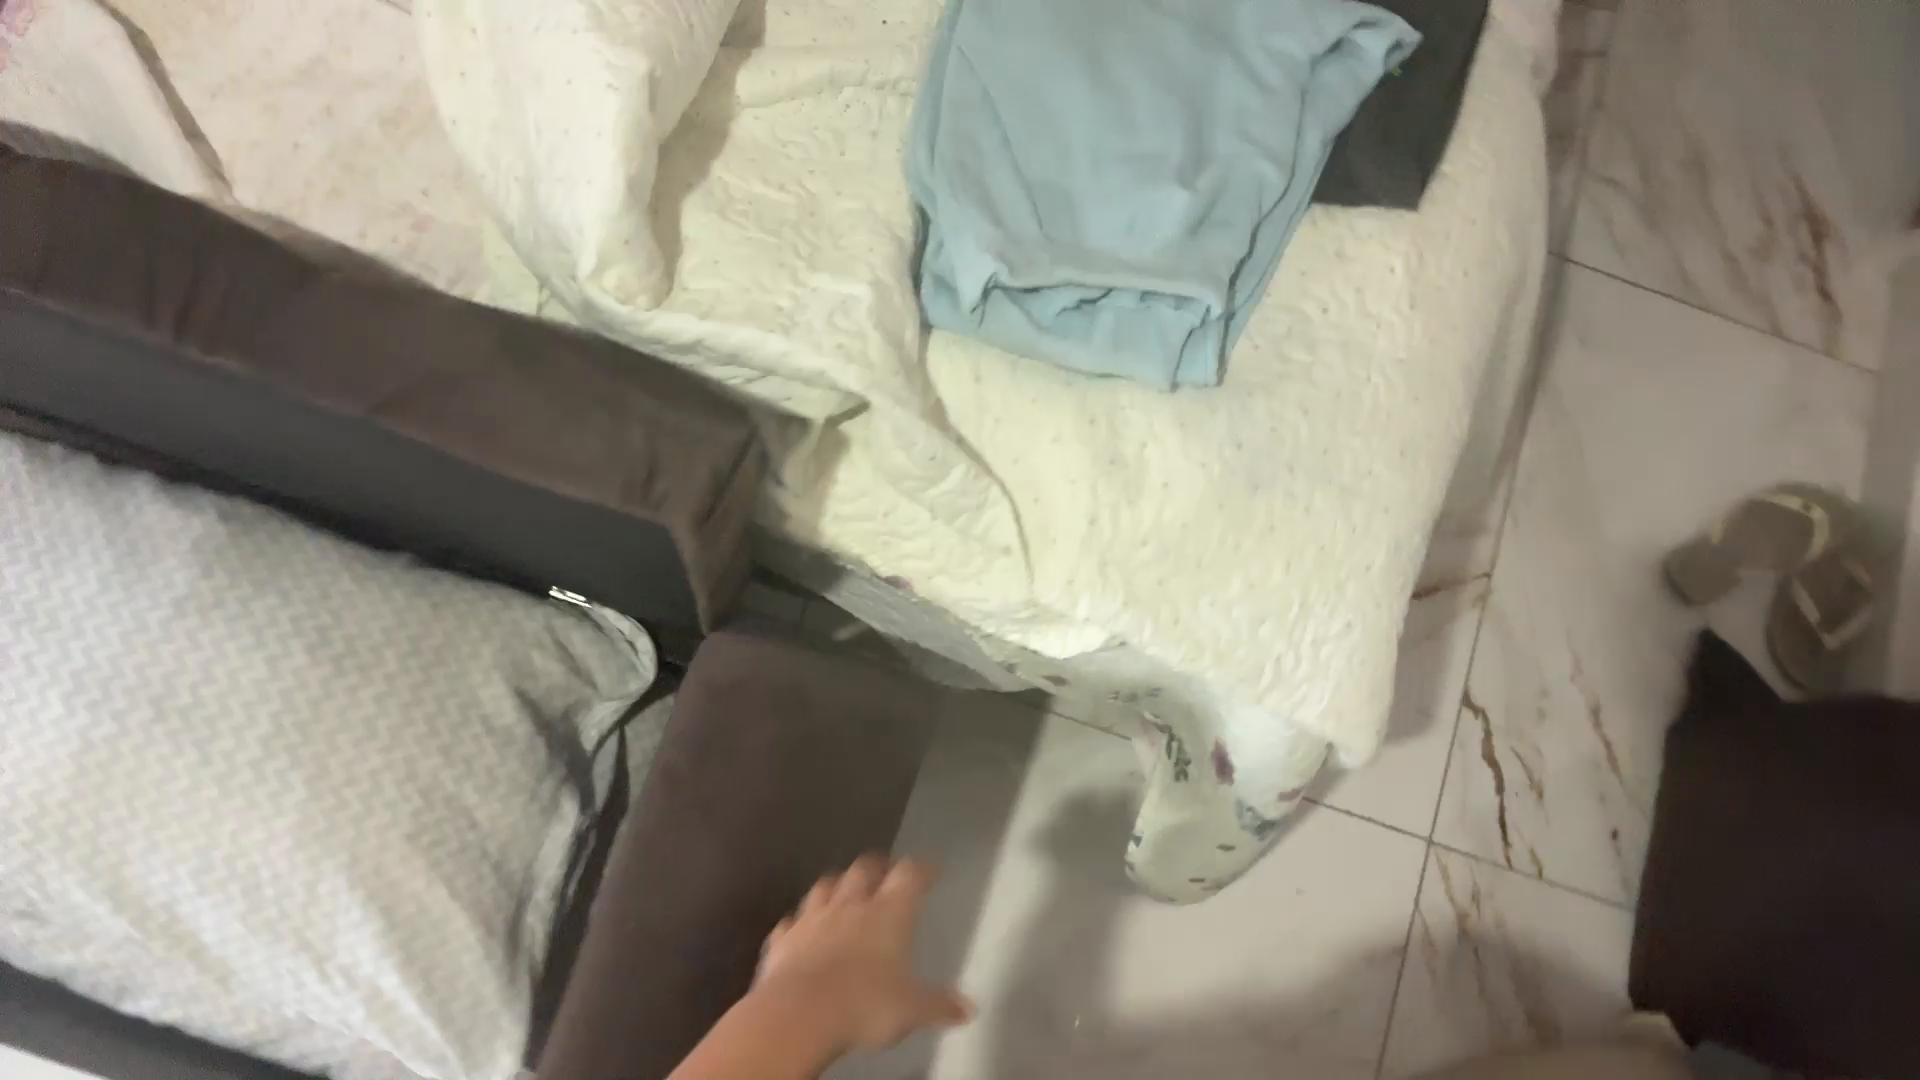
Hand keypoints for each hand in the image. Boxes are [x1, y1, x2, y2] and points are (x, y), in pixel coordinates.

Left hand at [753, 856, 973, 1051]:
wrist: (800, 1014)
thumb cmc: (865, 1005)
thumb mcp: (911, 1009)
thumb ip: (938, 1004)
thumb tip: (968, 1008)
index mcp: (889, 912)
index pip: (909, 876)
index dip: (921, 869)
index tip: (931, 868)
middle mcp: (851, 904)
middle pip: (864, 869)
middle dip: (876, 867)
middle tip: (884, 871)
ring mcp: (813, 918)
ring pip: (825, 887)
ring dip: (835, 886)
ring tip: (842, 891)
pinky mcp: (783, 940)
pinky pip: (790, 923)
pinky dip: (797, 924)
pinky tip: (798, 930)